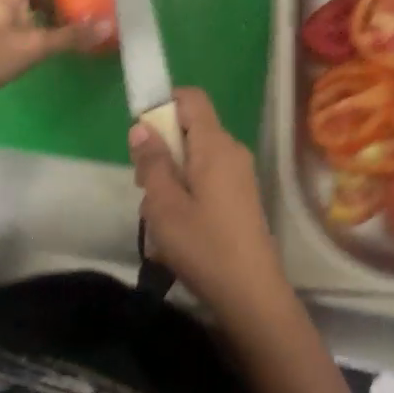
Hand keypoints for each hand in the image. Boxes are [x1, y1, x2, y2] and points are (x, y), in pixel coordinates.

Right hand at [130, 89, 291, 323]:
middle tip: (144, 189)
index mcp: (216, 145)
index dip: (163, 104)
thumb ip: (151, 162)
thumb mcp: (164, 204)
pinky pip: (207, 180)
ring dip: (171, 179)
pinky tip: (176, 232)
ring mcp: (240, 176)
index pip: (191, 98)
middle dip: (161, 151)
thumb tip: (142, 127)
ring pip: (195, 159)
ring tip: (158, 219)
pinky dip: (187, 195)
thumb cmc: (204, 245)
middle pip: (191, 130)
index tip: (141, 135)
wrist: (252, 294)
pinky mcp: (241, 198)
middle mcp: (232, 151)